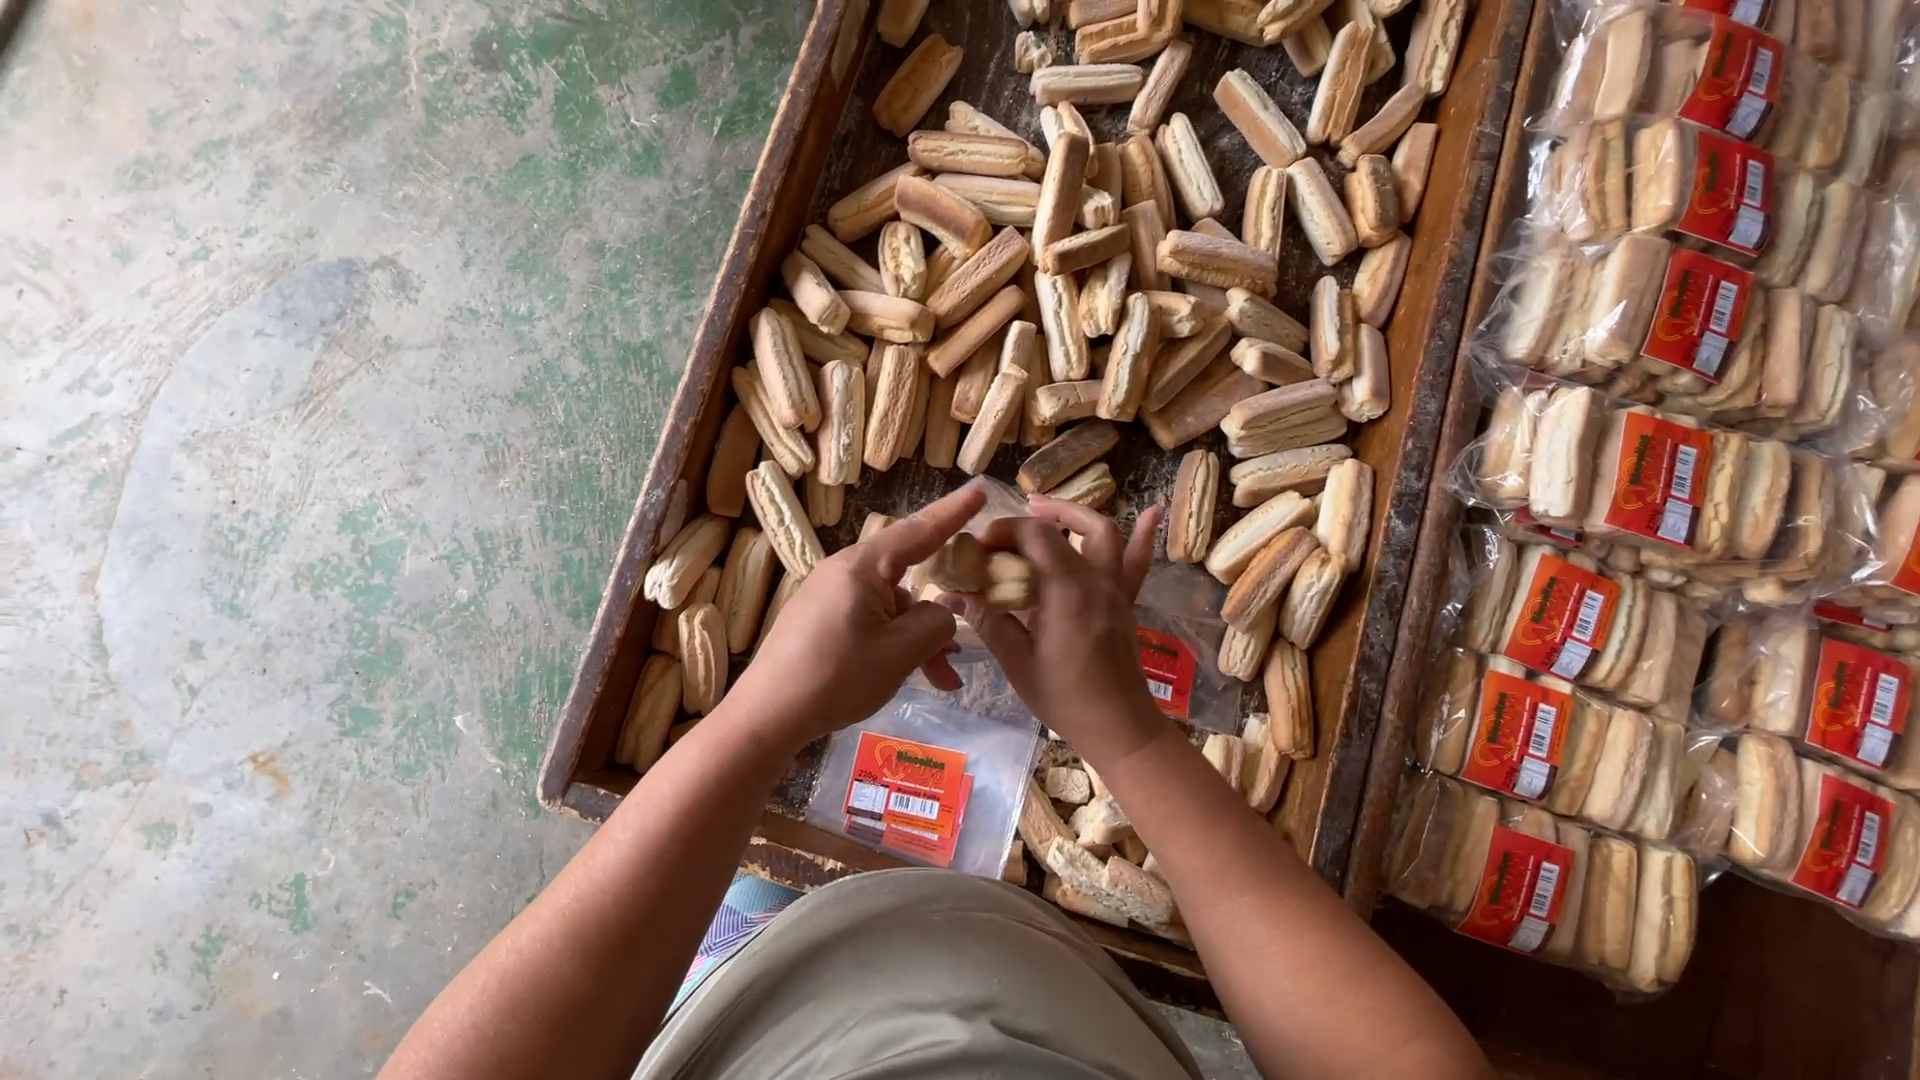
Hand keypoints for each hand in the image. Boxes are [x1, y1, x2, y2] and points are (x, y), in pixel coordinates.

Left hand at [727, 484, 986, 750]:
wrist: (768, 715)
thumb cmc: (836, 677)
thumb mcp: (901, 652)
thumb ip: (936, 623)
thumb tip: (943, 612)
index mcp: (863, 567)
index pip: (920, 530)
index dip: (954, 512)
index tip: (982, 488)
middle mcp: (845, 571)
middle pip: (908, 578)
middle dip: (939, 612)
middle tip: (967, 635)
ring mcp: (830, 595)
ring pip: (892, 607)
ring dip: (919, 639)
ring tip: (941, 679)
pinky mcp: (822, 619)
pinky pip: (872, 620)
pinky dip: (895, 643)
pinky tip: (908, 674)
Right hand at [959, 497, 1170, 763]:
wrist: (1119, 726)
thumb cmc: (1065, 698)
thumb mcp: (1018, 662)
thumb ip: (990, 621)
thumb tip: (957, 594)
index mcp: (1066, 592)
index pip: (1034, 536)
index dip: (1004, 531)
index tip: (980, 548)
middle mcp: (1096, 580)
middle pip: (1067, 528)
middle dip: (1035, 517)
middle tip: (1010, 522)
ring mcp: (1116, 589)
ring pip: (1106, 534)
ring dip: (1077, 516)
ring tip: (1050, 510)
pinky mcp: (1126, 602)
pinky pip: (1136, 562)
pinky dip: (1143, 536)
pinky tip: (1152, 512)